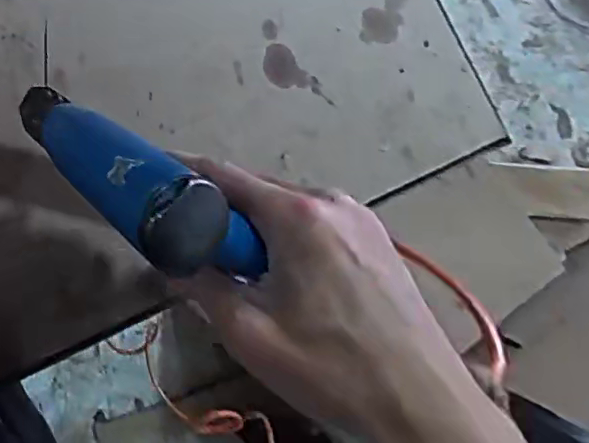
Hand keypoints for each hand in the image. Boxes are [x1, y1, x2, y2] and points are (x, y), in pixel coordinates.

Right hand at [170, 157, 519, 442]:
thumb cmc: (336, 373)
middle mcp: (329, 200)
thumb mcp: (251, 335)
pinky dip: (289, 234)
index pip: (224, 173)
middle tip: (197, 237)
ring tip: (243, 264)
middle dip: (222, 207)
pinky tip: (288, 272)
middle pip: (256, 187)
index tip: (154, 173)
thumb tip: (170, 265)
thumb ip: (201, 288)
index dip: (183, 170)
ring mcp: (360, 217)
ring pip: (287, 204)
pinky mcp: (378, 238)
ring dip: (258, 224)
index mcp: (297, 215)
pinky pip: (316, 220)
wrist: (435, 419)